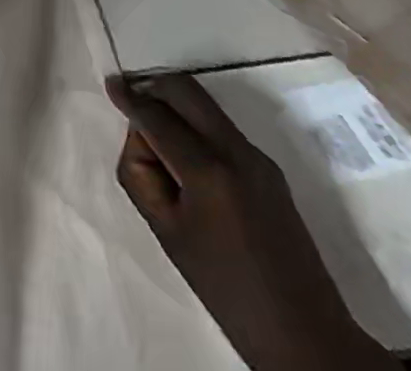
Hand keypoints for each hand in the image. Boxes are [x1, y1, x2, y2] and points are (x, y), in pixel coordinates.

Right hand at [107, 74, 397, 370]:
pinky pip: (221, 127)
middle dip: (155, 87)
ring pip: (206, 105)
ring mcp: (257, 155)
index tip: (111, 83)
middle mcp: (235, 150)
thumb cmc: (222, 285)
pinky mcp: (268, 166)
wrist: (300, 326)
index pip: (158, 117)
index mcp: (207, 170)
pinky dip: (196, 125)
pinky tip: (187, 159)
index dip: (130, 97)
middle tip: (132, 101)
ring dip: (176, 106)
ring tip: (157, 141)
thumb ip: (142, 175)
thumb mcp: (166, 232)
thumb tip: (142, 136)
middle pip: (187, 91)